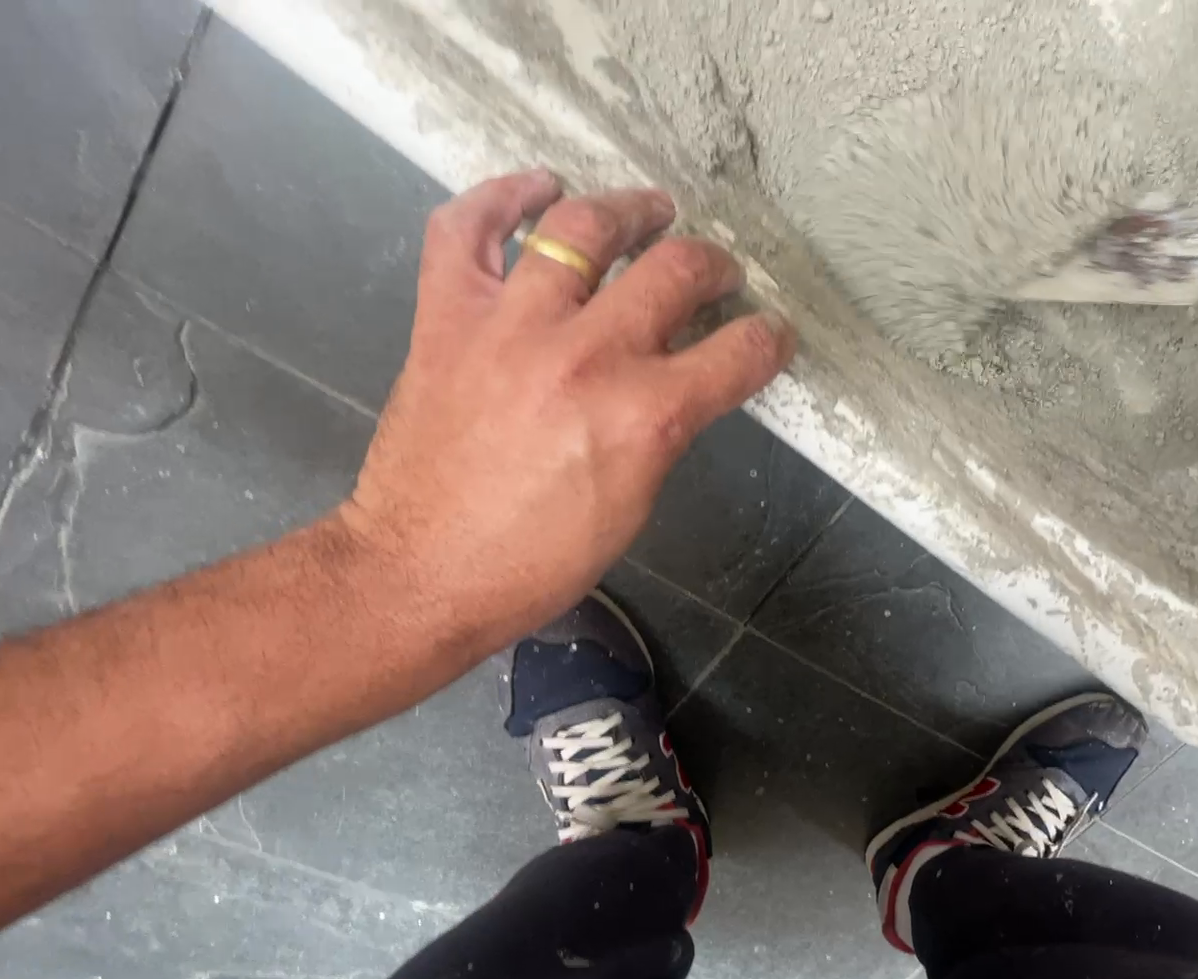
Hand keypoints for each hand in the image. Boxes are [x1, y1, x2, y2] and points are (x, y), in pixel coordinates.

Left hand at [337, 170, 795, 648]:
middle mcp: (587, 354)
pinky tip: (538, 187)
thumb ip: (666, 427)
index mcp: (647, 415)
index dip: (770, 339)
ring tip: (651, 210)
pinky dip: (503, 196)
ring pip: (582, 229)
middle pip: (675, 274)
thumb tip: (681, 381)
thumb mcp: (637, 499)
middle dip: (715, 267)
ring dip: (631, 211)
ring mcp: (511, 325)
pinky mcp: (449, 318)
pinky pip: (468, 230)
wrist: (424, 572)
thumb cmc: (544, 558)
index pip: (738, 353)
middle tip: (720, 274)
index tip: (774, 334)